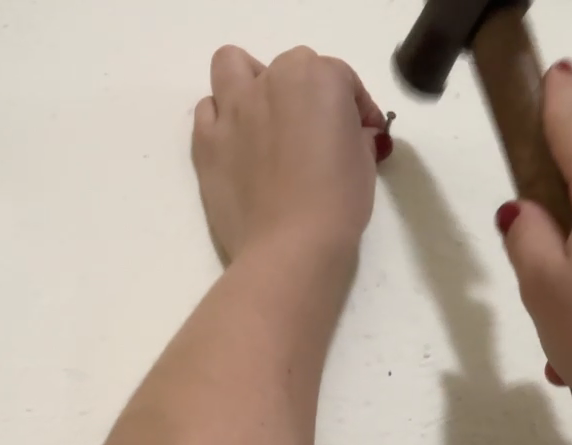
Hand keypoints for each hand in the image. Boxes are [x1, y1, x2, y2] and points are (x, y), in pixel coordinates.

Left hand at [192, 46, 389, 263]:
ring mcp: (233, 109)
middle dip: (306, 96)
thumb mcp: (365, 166)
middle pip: (290, 70)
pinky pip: (207, 112)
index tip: (364, 135)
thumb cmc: (337, 206)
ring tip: (262, 120)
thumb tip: (354, 135)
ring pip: (233, 67)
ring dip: (249, 83)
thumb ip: (356, 137)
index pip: (343, 79)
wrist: (290, 250)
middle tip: (314, 136)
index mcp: (318, 78)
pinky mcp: (206, 142)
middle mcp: (272, 80)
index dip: (356, 108)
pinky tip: (237, 147)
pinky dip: (221, 121)